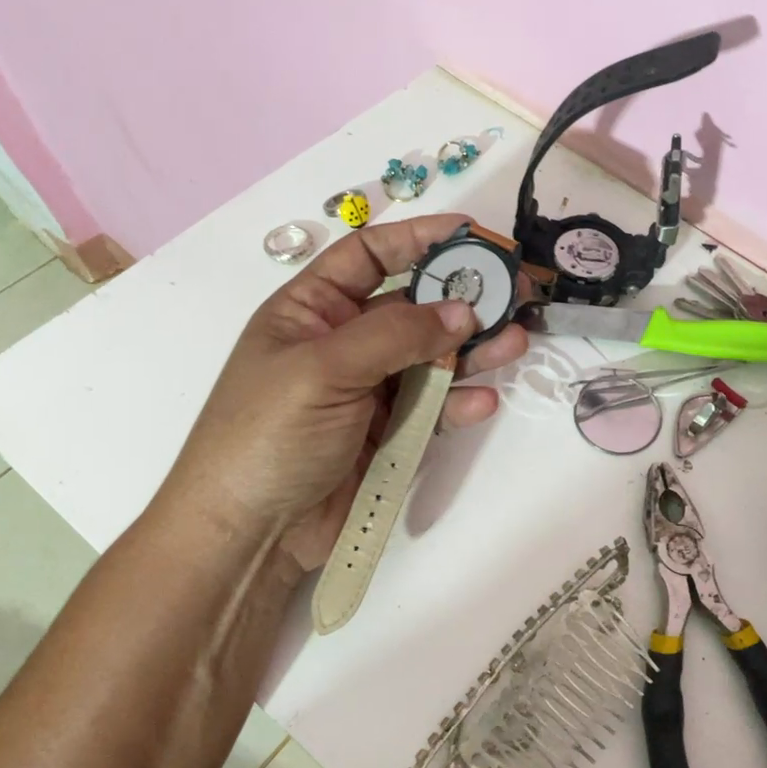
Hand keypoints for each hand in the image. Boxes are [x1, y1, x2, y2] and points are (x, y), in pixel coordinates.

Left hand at [151, 214, 528, 578]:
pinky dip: (459, 403)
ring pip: (432, 358)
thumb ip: (396, 335)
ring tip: (516, 341)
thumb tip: (462, 310)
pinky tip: (482, 402)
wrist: (250, 533)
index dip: (417, 238)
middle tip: (515, 293)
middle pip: (413, 307)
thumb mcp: (323, 369)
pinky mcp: (388, 435)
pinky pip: (432, 408)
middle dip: (461, 298)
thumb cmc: (268, 434)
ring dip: (473, 350)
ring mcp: (368, 391)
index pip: (369, 256)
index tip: (471, 233)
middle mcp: (343, 343)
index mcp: (311, 310)